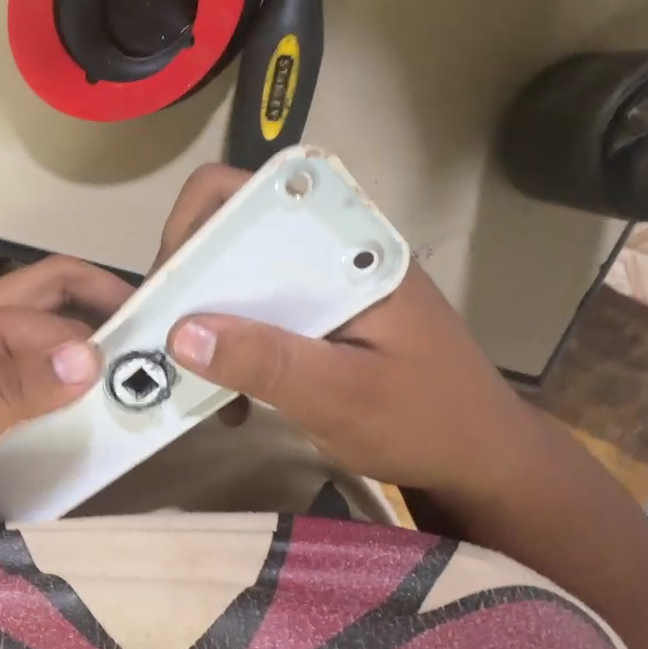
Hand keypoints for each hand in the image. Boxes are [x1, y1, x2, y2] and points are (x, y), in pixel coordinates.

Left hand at [0, 257, 133, 563]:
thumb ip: (15, 388)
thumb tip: (93, 352)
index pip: (52, 316)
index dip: (105, 332)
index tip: (158, 364)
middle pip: (43, 296)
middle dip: (97, 307)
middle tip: (152, 345)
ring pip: (32, 334)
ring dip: (78, 344)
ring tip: (129, 378)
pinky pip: (17, 373)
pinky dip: (54, 379)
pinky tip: (79, 409)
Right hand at [153, 165, 539, 497]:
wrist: (480, 457)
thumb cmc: (425, 422)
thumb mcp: (341, 397)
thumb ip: (267, 363)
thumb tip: (181, 333)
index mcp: (349, 245)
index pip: (258, 191)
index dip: (199, 225)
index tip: (171, 287)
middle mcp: (333, 249)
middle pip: (237, 232)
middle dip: (190, 283)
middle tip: (168, 339)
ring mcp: (324, 284)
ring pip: (241, 278)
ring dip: (206, 323)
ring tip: (194, 378)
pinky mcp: (319, 317)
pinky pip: (256, 315)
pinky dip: (231, 349)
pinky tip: (231, 399)